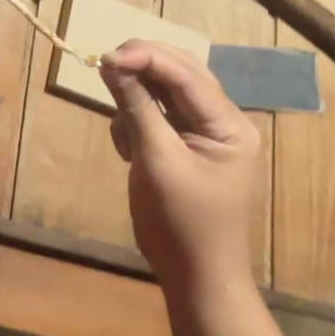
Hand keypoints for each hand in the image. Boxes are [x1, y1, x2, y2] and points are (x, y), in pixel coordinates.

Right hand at [100, 40, 260, 291]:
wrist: (195, 278)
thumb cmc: (182, 223)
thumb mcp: (157, 161)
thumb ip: (136, 108)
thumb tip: (111, 64)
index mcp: (230, 125)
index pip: (186, 74)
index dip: (145, 58)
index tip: (105, 58)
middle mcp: (222, 121)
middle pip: (180, 73)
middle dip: (141, 67)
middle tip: (104, 65)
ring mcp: (204, 133)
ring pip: (165, 90)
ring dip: (137, 98)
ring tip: (124, 131)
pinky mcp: (184, 145)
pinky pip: (157, 113)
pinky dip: (136, 121)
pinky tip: (129, 150)